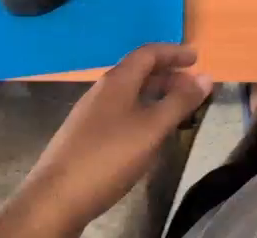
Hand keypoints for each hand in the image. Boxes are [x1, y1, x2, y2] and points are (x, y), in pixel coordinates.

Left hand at [0, 44, 212, 237]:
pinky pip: (119, 114)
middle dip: (168, 76)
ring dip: (154, 97)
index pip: (148, 53)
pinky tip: (146, 138)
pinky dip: (140, 115)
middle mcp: (101, 92)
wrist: (51, 204)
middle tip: (191, 89)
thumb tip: (206, 77)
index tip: (196, 58)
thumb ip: (180, 102)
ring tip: (174, 113)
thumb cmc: (107, 157)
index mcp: (117, 81)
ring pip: (129, 95)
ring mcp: (88, 116)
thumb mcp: (152, 129)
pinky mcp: (82, 140)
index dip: (174, 52)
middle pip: (138, 73)